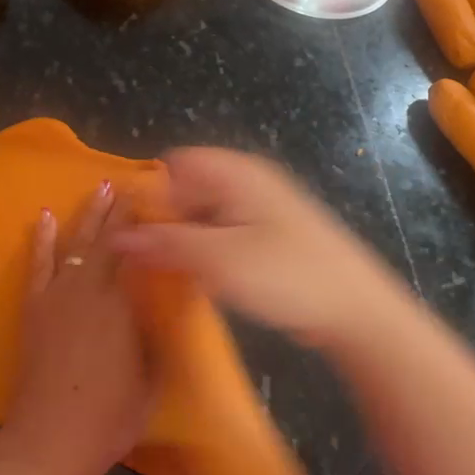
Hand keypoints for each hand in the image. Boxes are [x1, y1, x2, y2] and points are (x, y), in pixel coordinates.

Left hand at [2, 182, 156, 474]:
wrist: (53, 438)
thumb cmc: (112, 414)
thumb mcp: (154, 374)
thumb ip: (163, 333)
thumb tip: (176, 300)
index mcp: (125, 302)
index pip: (139, 250)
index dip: (148, 223)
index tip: (158, 197)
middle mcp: (92, 288)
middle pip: (109, 239)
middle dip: (121, 209)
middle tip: (132, 182)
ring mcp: (59, 294)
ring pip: (77, 243)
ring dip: (89, 214)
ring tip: (101, 187)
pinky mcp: (35, 306)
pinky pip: (39, 263)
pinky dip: (42, 237)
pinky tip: (44, 216)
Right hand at [114, 148, 413, 352]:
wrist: (357, 311)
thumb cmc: (289, 276)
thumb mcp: (220, 260)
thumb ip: (167, 243)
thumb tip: (116, 233)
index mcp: (236, 173)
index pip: (174, 163)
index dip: (150, 192)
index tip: (130, 230)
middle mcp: (246, 183)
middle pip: (187, 188)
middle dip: (164, 220)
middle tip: (143, 260)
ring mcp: (259, 211)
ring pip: (203, 215)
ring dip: (184, 241)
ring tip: (166, 275)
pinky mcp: (267, 240)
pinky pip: (222, 235)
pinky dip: (206, 254)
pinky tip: (198, 282)